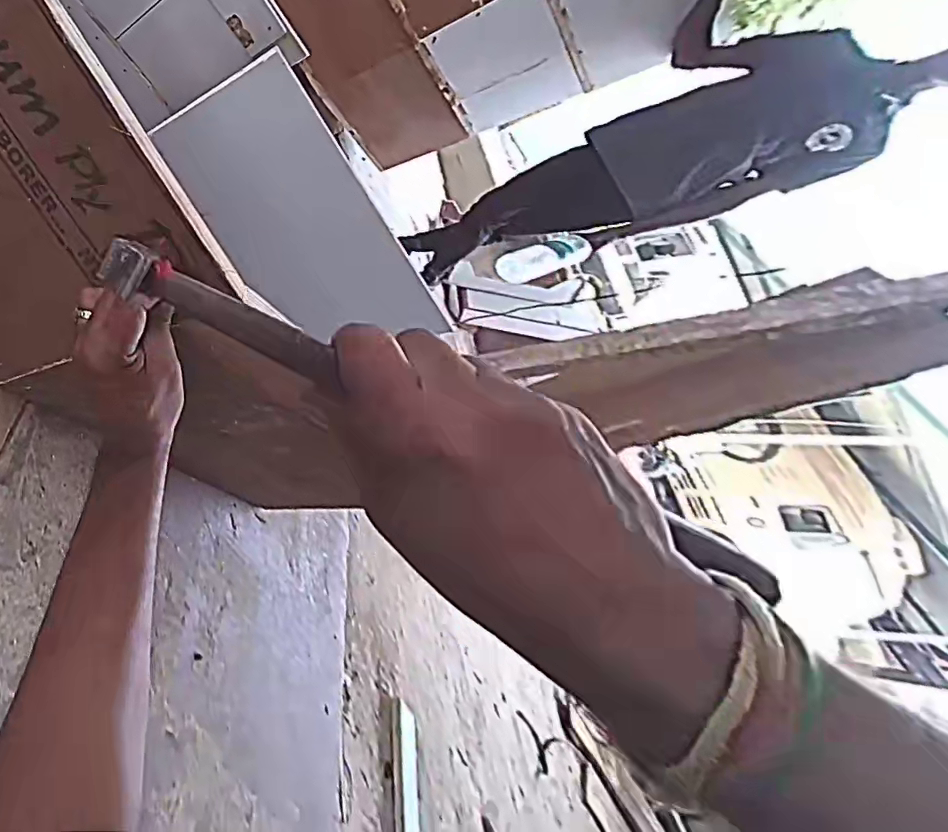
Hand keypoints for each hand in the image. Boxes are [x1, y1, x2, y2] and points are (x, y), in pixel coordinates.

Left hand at [73, 288, 181, 458]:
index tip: (161, 275)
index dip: (145, 286)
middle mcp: (85, 346)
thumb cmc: (151, 412)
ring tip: (146, 307)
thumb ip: (157, 324)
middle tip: (157, 290)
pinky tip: (132, 320)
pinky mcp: (82, 350)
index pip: (123, 300)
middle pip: (104, 297)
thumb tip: (158, 294)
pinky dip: (112, 312)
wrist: (132, 438)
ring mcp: (80, 348)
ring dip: (120, 299)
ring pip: (95, 303)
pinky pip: (93, 317)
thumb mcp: (165, 365)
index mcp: (105, 350)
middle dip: (132, 289)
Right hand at [330, 326, 739, 765]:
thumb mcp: (391, 510)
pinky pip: (504, 388)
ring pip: (458, 361)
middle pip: (411, 340)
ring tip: (453, 440)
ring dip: (443, 388)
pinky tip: (498, 456)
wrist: (613, 606)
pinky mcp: (564, 409)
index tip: (349, 376)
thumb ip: (357, 441)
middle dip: (397, 368)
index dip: (350, 354)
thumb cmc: (489, 573)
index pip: (364, 341)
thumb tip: (335, 399)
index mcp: (417, 428)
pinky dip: (487, 409)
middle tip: (399, 411)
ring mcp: (524, 402)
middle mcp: (471, 402)